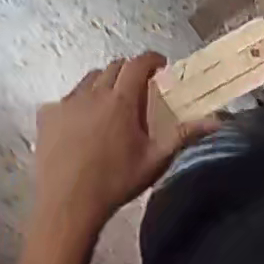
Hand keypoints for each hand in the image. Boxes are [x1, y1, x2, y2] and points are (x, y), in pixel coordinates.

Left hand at [30, 53, 206, 233]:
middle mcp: (91, 94)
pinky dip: (79, 103)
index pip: (137, 64)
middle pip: (112, 67)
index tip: (160, 65)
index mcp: (121, 101)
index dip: (151, 59)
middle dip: (129, 71)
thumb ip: (185, 134)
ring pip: (88, 80)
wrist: (69, 203)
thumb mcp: (156, 159)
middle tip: (140, 88)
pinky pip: (66, 99)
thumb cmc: (117, 181)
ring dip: (104, 83)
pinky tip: (83, 124)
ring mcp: (65, 103)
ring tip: (112, 103)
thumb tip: (217, 122)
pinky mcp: (46, 116)